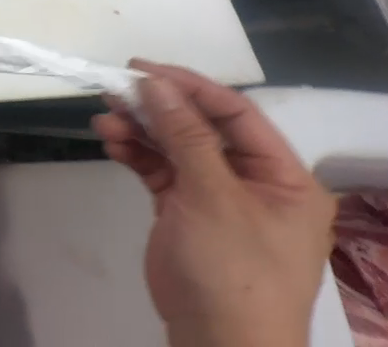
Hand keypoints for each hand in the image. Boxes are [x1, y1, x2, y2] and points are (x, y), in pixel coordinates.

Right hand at [92, 60, 334, 346]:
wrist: (218, 336)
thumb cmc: (233, 265)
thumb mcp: (212, 195)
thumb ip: (185, 135)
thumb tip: (155, 82)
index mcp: (283, 178)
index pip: (237, 115)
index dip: (189, 86)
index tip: (139, 68)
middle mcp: (252, 180)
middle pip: (200, 127)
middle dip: (155, 108)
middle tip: (111, 90)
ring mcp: (216, 195)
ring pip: (172, 144)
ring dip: (138, 129)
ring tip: (104, 122)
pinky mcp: (183, 207)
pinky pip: (157, 166)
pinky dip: (134, 152)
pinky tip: (111, 143)